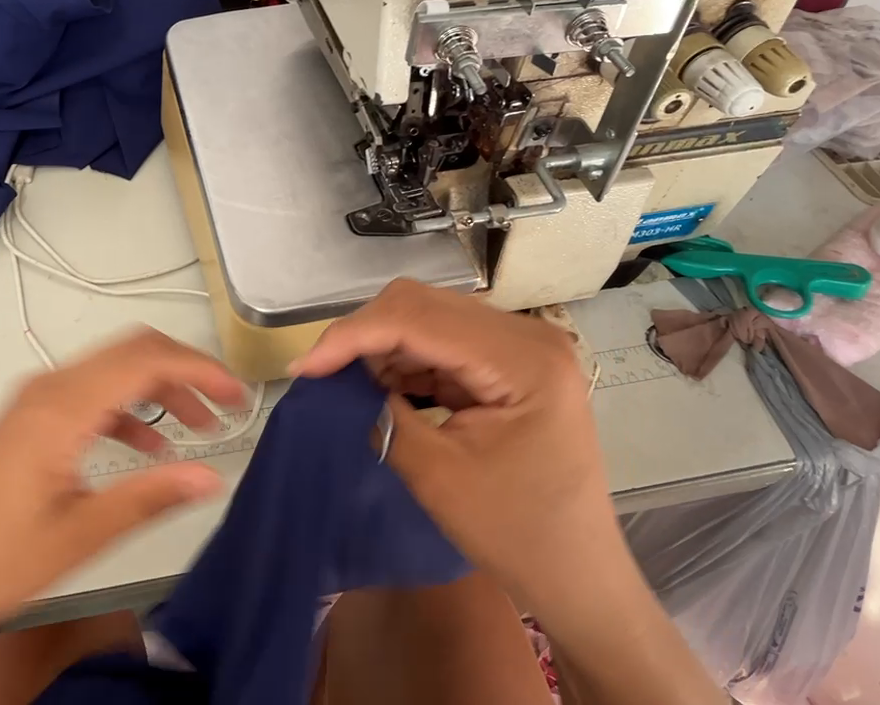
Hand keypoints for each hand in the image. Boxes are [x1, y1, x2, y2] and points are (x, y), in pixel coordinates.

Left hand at [0, 328, 244, 645]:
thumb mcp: (79, 536)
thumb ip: (148, 497)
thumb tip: (211, 475)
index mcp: (61, 407)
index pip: (144, 359)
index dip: (199, 368)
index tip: (239, 393)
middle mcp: (47, 390)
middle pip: (130, 353)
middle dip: (185, 371)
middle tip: (229, 403)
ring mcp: (34, 402)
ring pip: (111, 373)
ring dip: (159, 390)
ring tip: (200, 425)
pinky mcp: (28, 421)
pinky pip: (89, 398)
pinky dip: (127, 410)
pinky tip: (150, 444)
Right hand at [292, 279, 618, 610]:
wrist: (575, 575)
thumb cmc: (515, 533)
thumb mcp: (437, 474)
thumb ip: (384, 413)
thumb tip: (337, 380)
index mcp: (523, 358)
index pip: (418, 317)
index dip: (352, 335)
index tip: (303, 368)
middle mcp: (527, 335)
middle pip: (422, 305)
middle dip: (364, 335)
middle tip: (320, 373)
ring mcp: (521, 347)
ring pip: (427, 317)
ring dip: (382, 346)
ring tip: (346, 383)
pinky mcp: (509, 363)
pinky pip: (442, 342)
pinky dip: (405, 360)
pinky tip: (380, 387)